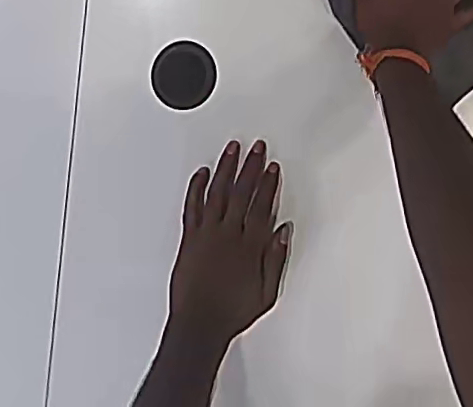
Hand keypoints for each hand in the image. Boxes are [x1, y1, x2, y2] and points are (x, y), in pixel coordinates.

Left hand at [166, 140, 292, 346]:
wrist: (199, 324)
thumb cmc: (232, 312)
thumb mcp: (266, 293)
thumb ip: (276, 259)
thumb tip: (283, 231)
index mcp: (249, 247)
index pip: (262, 206)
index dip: (268, 184)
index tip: (272, 167)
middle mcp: (228, 234)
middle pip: (242, 192)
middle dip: (251, 166)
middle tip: (257, 147)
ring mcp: (207, 233)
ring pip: (218, 191)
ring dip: (226, 167)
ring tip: (232, 148)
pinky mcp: (190, 236)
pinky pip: (192, 205)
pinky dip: (196, 186)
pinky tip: (202, 172)